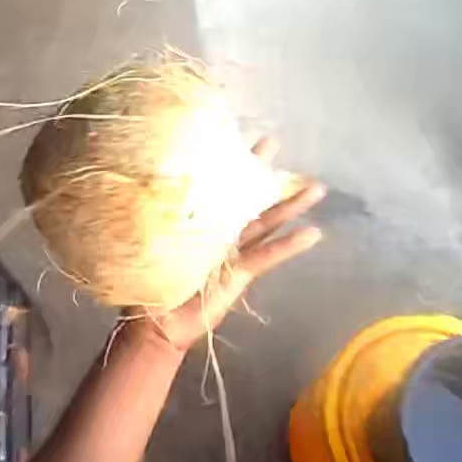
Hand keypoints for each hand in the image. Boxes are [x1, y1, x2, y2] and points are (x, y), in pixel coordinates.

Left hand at [130, 139, 326, 352]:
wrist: (157, 323)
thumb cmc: (148, 284)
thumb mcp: (148, 242)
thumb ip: (155, 218)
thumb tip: (145, 182)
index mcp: (195, 221)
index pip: (215, 188)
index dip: (228, 165)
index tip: (238, 138)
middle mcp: (218, 231)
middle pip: (248, 198)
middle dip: (264, 173)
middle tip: (277, 144)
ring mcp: (234, 251)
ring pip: (267, 222)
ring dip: (291, 205)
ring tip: (316, 187)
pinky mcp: (243, 273)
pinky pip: (269, 256)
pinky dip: (290, 245)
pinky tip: (313, 233)